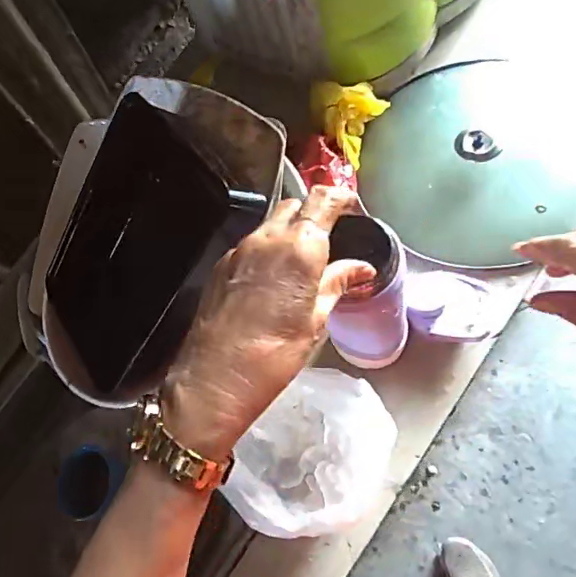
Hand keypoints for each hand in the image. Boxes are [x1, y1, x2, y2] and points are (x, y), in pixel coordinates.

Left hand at [161, 187, 377, 458]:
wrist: (215, 377)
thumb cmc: (273, 354)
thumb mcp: (316, 320)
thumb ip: (337, 284)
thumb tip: (360, 270)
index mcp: (299, 246)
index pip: (323, 199)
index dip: (342, 199)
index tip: (352, 210)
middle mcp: (266, 239)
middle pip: (294, 206)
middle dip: (314, 215)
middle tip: (330, 241)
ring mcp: (239, 250)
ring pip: (269, 225)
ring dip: (289, 233)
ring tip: (304, 265)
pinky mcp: (221, 266)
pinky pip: (250, 246)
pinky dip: (267, 252)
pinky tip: (274, 280)